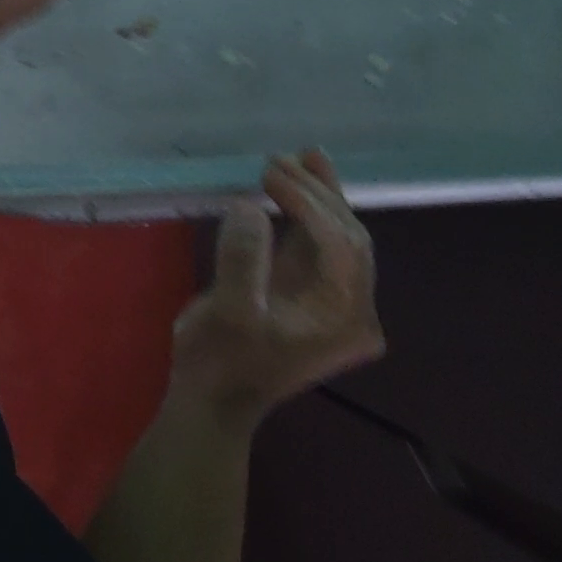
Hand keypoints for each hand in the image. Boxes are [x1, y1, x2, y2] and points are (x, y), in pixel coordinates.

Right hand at [170, 149, 385, 428]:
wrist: (210, 403)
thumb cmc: (220, 361)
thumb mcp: (231, 313)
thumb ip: (243, 258)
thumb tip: (247, 206)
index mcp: (344, 314)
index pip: (337, 244)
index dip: (307, 204)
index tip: (268, 172)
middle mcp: (351, 308)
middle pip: (348, 238)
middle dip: (320, 194)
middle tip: (282, 158)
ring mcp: (329, 304)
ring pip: (335, 240)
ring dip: (319, 199)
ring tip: (300, 159)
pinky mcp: (303, 299)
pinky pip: (313, 251)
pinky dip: (303, 218)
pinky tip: (288, 195)